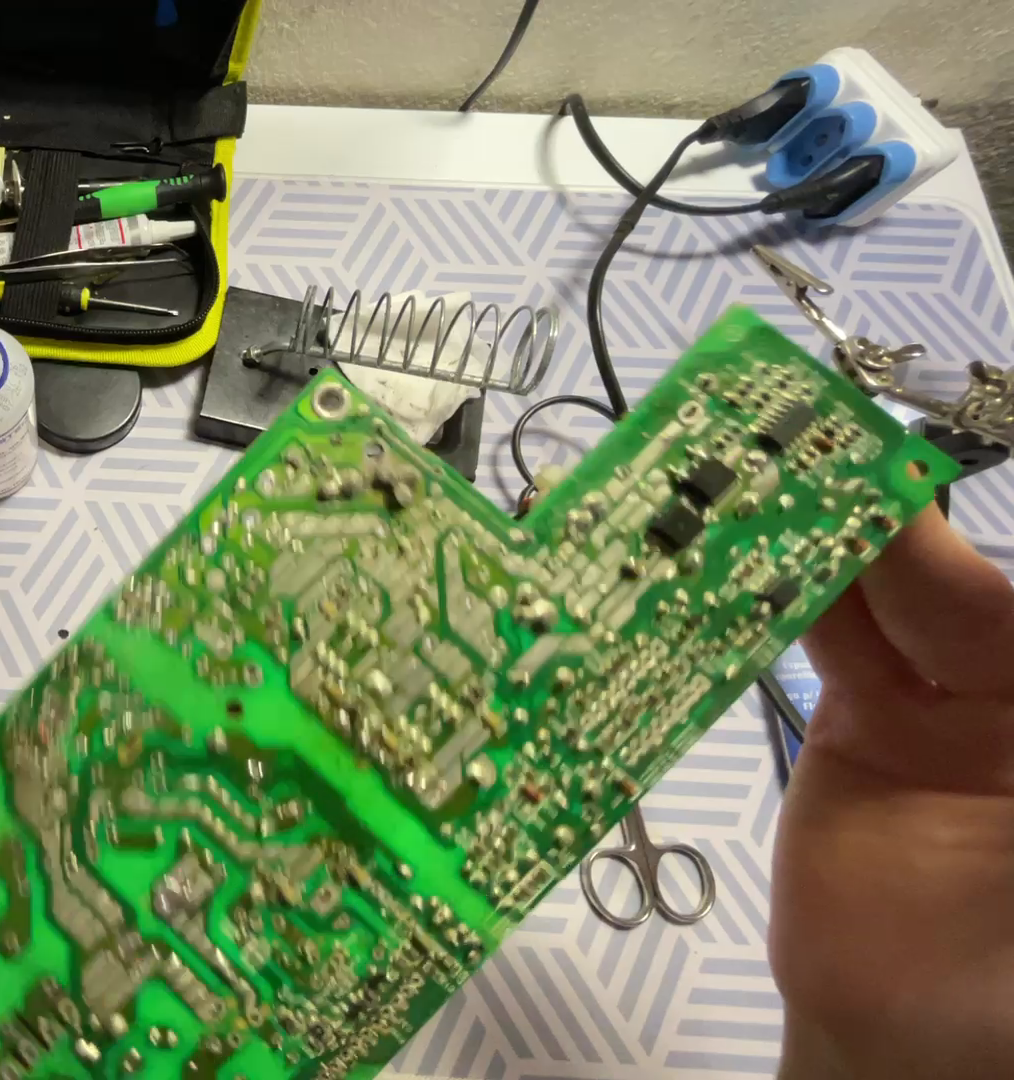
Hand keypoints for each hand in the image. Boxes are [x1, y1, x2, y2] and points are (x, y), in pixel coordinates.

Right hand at [771, 507, 1013, 1077]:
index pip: (999, 597)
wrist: (920, 1042)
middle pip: (936, 589)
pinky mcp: (856, 728)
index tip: (852, 474)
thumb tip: (938, 584)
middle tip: (763, 469)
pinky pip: (815, 651)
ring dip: (799, 559)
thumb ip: (986, 680)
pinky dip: (767, 609)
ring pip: (867, 609)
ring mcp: (935, 708)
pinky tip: (725, 573)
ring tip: (730, 504)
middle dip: (856, 530)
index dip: (930, 538)